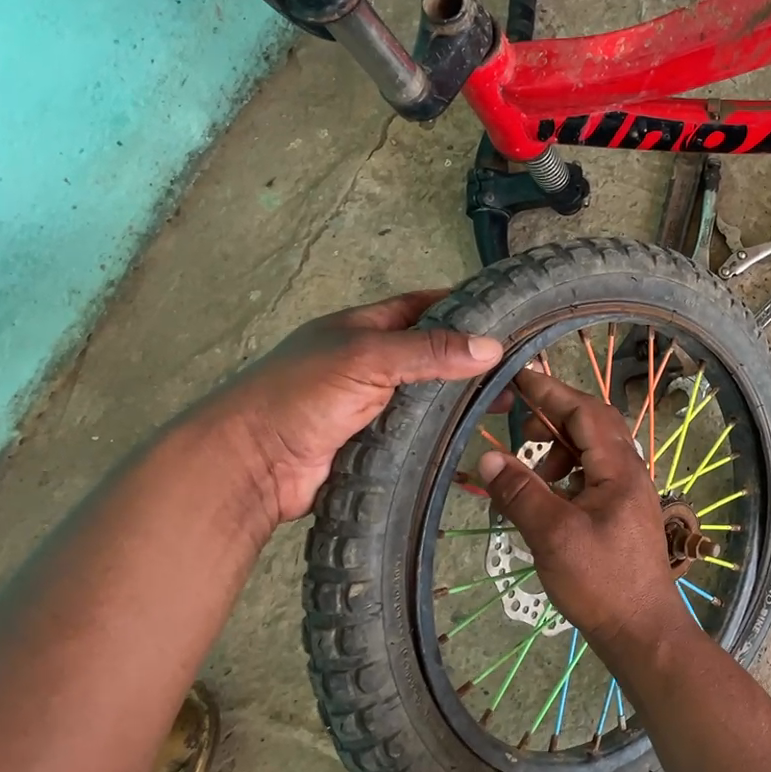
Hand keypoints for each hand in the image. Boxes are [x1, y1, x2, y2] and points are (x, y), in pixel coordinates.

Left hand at [194, 291, 502, 521]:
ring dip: (465, 399)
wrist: (249, 464)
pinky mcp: (376, 444)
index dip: (465, 307)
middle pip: (434, 354)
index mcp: (363, 328)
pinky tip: (476, 437)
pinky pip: (421, 433)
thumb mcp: (367, 358)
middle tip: (521, 370)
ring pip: (431, 396)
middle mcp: (370, 362)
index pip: (424, 307)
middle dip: (474, 360)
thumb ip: (428, 350)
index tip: (510, 316)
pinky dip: (448, 433)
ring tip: (510, 406)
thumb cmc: (299, 395)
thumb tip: (491, 346)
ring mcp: (373, 405)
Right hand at [475, 370, 689, 653]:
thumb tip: (488, 458)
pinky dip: (567, 475)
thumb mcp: (554, 535)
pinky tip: (548, 497)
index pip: (585, 412)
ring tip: (530, 471)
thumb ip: (521, 493)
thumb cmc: (601, 581)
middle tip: (517, 419)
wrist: (642, 629)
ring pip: (593, 452)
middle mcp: (630, 473)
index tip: (518, 374)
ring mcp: (629, 494)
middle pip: (593, 425)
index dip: (551, 391)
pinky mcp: (622, 515)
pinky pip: (593, 477)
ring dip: (560, 449)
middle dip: (554, 415)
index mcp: (620, 468)